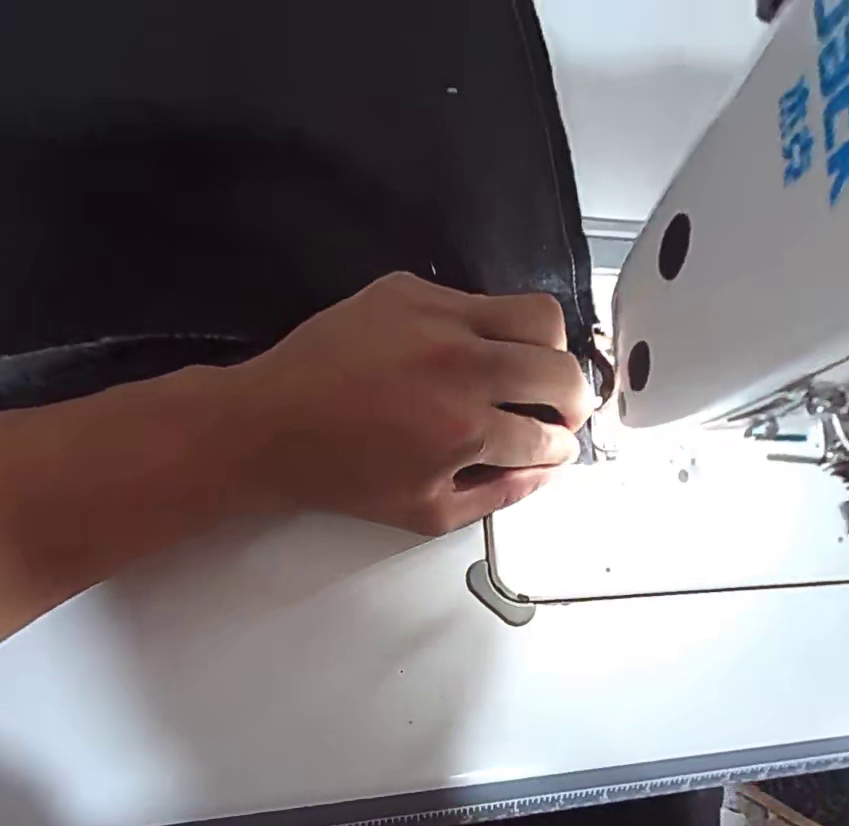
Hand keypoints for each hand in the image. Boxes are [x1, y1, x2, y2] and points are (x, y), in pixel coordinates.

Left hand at [220, 272, 595, 534]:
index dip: (561, 446)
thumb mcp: (430, 512)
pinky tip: (469, 353)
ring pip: (539, 315)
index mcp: (464, 429)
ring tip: (529, 373)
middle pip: (563, 370)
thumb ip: (503, 495)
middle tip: (560, 412)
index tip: (557, 444)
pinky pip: (482, 299)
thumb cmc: (346, 475)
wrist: (271, 425)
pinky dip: (492, 330)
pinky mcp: (410, 289)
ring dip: (550, 351)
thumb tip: (547, 467)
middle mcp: (460, 366)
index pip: (550, 435)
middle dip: (577, 400)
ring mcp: (436, 317)